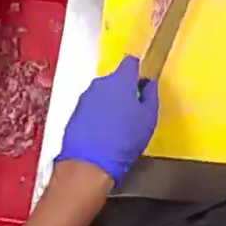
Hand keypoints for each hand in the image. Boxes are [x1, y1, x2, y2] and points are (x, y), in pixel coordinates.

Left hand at [55, 55, 158, 181]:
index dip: (138, 71)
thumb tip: (149, 83)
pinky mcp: (74, 112)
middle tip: (132, 111)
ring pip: (102, 94)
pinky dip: (97, 115)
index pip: (130, 62)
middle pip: (115, 79)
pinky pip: (91, 107)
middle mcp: (100, 83)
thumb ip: (150, 96)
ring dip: (110, 103)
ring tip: (117, 126)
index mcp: (120, 80)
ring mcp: (84, 97)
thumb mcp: (148, 118)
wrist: (89, 163)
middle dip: (124, 90)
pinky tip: (103, 133)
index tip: (142, 85)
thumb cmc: (125, 138)